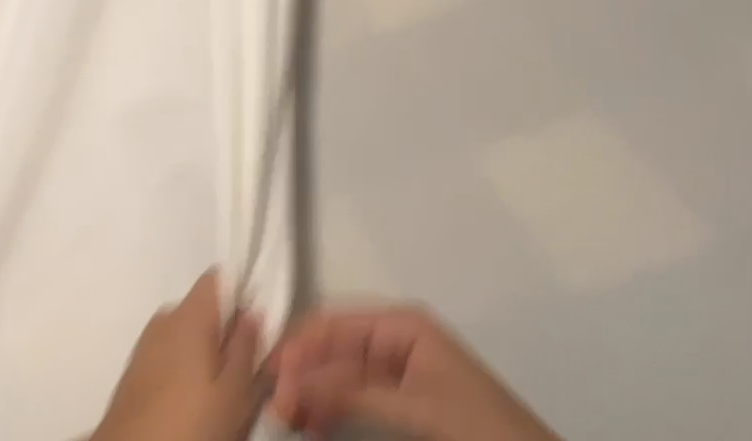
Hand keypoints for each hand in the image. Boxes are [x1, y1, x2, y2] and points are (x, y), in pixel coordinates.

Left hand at [91, 269, 262, 440]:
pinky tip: (200, 401)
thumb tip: (252, 312)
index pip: (217, 280)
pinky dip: (191, 367)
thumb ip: (246, 346)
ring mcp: (148, 339)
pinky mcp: (139, 362)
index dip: (242, 293)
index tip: (261, 323)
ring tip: (227, 396)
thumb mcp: (235, 390)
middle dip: (230, 334)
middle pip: (206, 311)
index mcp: (188, 315)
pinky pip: (174, 351)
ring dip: (211, 354)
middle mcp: (164, 318)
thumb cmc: (191, 421)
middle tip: (251, 373)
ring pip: (191, 334)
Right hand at [269, 305, 559, 440]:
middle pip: (329, 349)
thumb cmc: (483, 429)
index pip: (330, 323)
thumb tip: (289, 382)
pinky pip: (352, 397)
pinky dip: (329, 409)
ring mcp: (396, 369)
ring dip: (310, 394)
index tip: (269, 376)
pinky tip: (313, 424)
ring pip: (336, 375)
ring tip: (289, 418)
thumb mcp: (417, 408)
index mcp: (400, 324)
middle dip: (300, 375)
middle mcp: (393, 337)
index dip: (296, 347)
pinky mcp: (400, 400)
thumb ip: (351, 393)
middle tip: (277, 406)